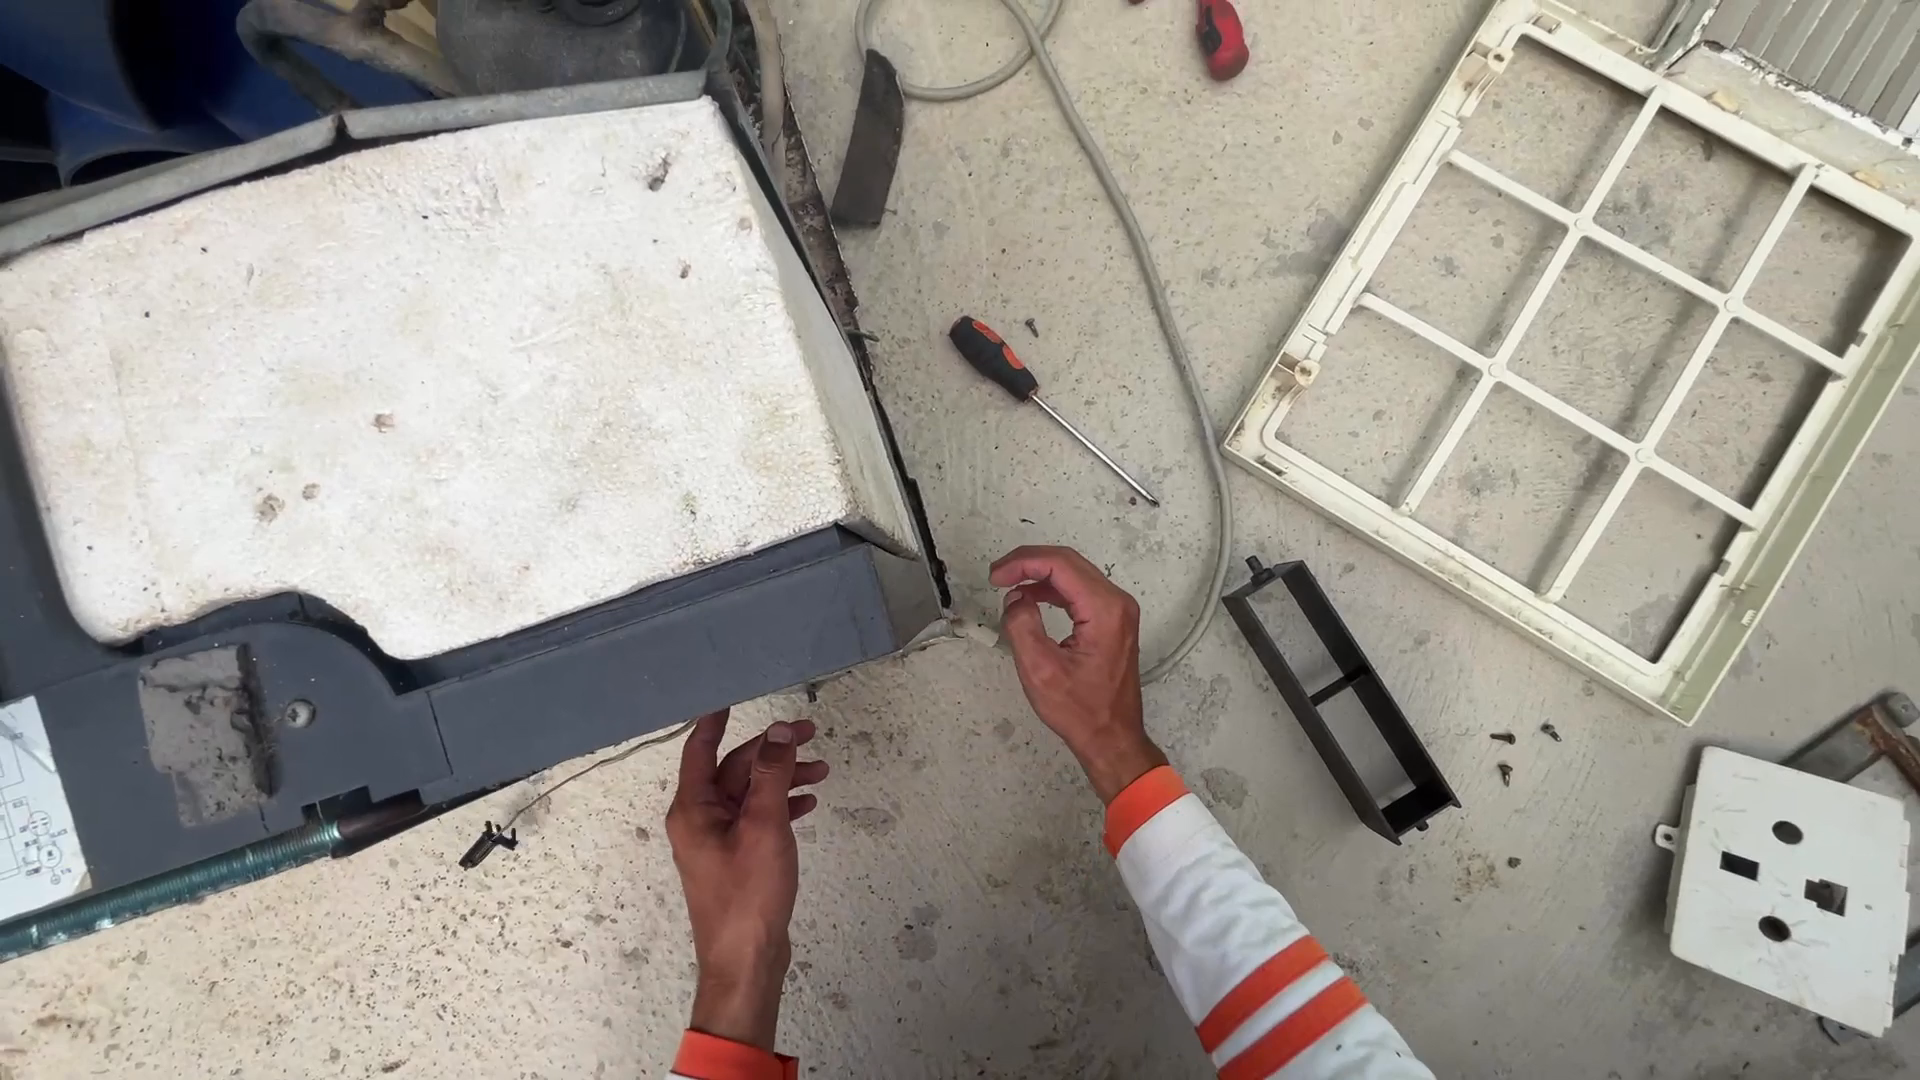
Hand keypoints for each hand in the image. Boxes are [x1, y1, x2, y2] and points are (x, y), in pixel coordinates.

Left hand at [666, 709, 827, 1050]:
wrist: (747, 959)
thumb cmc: (749, 890)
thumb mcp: (764, 824)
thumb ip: (772, 774)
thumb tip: (779, 730)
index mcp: (694, 808)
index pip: (700, 749)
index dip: (715, 721)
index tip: (731, 696)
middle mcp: (701, 819)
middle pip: (736, 769)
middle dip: (774, 751)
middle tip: (812, 733)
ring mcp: (719, 839)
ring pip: (752, 792)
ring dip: (785, 778)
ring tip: (822, 771)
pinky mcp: (737, 856)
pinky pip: (758, 816)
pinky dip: (782, 805)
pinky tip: (808, 804)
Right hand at [991, 546, 1167, 802]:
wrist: (1112, 738)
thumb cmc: (1080, 711)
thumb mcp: (1040, 670)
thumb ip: (1022, 626)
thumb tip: (1016, 599)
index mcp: (1104, 610)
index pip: (1061, 565)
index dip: (1023, 562)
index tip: (995, 576)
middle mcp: (1117, 602)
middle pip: (1069, 562)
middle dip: (1029, 562)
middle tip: (997, 575)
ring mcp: (1117, 610)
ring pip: (1074, 573)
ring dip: (1039, 573)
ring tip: (1008, 584)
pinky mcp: (1112, 620)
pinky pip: (1080, 590)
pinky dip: (1052, 588)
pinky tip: (1030, 598)